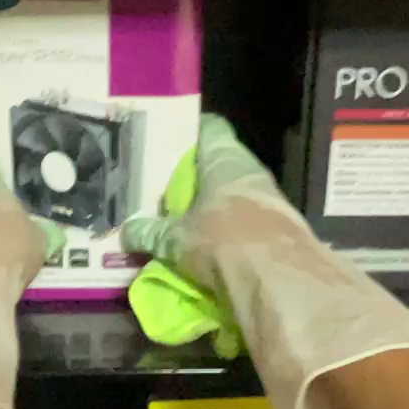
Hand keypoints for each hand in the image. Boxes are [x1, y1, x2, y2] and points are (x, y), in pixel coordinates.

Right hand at [123, 115, 408, 408]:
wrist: (278, 278)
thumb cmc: (221, 238)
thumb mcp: (175, 238)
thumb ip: (151, 232)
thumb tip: (127, 232)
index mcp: (225, 158)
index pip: (208, 130)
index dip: (190, 135)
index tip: (172, 147)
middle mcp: (252, 171)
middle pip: (222, 165)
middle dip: (199, 181)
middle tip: (171, 196)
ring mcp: (271, 200)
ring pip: (237, 197)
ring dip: (216, 210)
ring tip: (188, 227)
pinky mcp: (282, 230)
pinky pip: (250, 224)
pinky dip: (232, 233)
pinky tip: (214, 250)